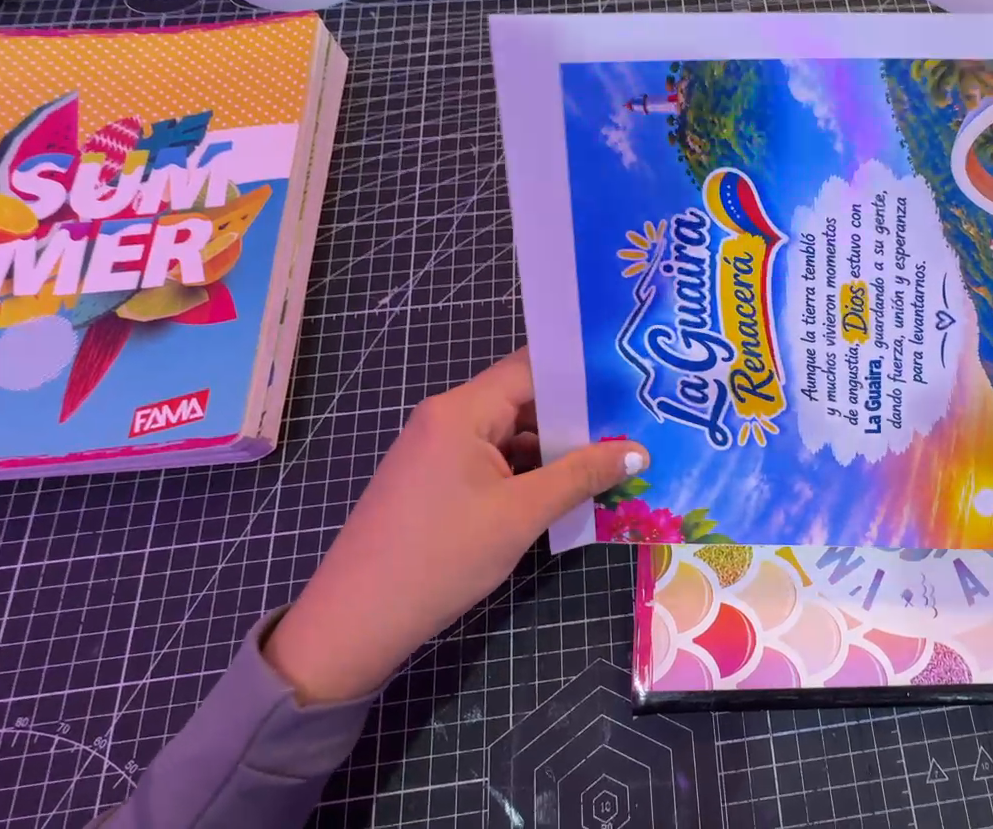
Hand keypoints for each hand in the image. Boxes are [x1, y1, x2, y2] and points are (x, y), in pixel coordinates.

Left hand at [263, 349, 646, 703]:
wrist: (353, 624)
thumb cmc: (440, 558)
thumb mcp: (521, 515)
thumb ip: (581, 476)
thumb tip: (638, 450)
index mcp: (462, 410)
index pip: (532, 369)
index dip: (583, 374)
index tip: (631, 383)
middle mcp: (448, 418)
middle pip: (524, 401)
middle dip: (577, 417)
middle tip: (635, 426)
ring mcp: (439, 450)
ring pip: (512, 435)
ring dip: (556, 450)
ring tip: (614, 459)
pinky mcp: (437, 481)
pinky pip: (494, 461)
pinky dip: (530, 472)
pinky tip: (569, 490)